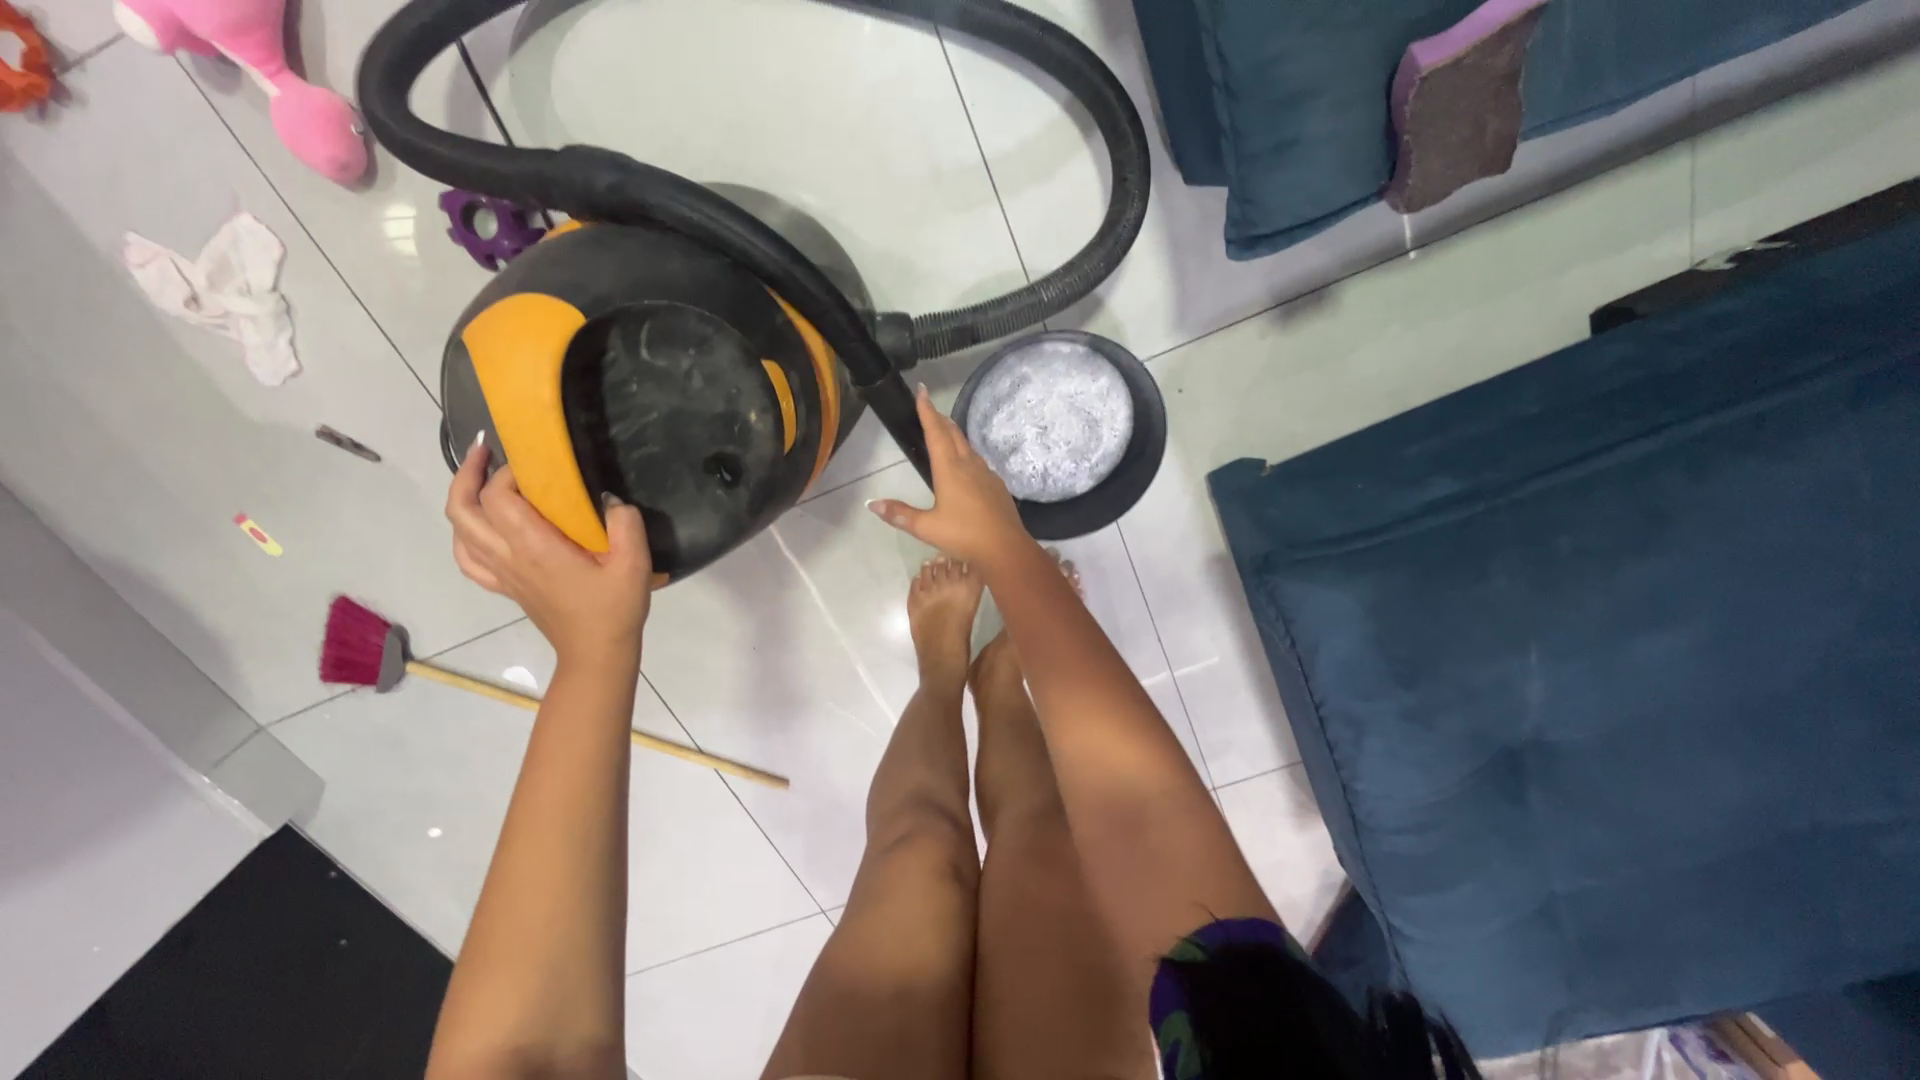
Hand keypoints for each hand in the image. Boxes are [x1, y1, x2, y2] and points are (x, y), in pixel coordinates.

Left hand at [446, 437, 654, 666]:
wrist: (597, 653)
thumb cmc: (614, 608)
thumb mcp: (634, 563)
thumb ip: (625, 523)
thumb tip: (610, 499)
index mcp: (534, 547)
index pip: (499, 498)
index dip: (508, 472)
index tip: (535, 462)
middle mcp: (508, 557)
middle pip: (462, 509)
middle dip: (467, 474)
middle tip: (485, 451)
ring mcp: (501, 574)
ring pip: (458, 532)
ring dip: (461, 499)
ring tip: (478, 479)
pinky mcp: (505, 587)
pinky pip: (467, 558)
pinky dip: (464, 535)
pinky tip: (478, 526)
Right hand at [868, 385, 1031, 566]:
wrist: (1006, 549)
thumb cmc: (964, 535)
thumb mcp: (927, 527)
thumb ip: (900, 514)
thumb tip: (872, 504)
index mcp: (950, 469)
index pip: (936, 432)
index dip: (927, 411)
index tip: (922, 391)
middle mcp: (969, 465)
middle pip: (953, 434)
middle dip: (940, 419)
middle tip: (929, 408)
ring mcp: (986, 475)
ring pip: (968, 447)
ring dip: (954, 435)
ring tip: (945, 431)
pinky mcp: (996, 486)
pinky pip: (978, 462)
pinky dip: (967, 455)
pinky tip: (966, 465)